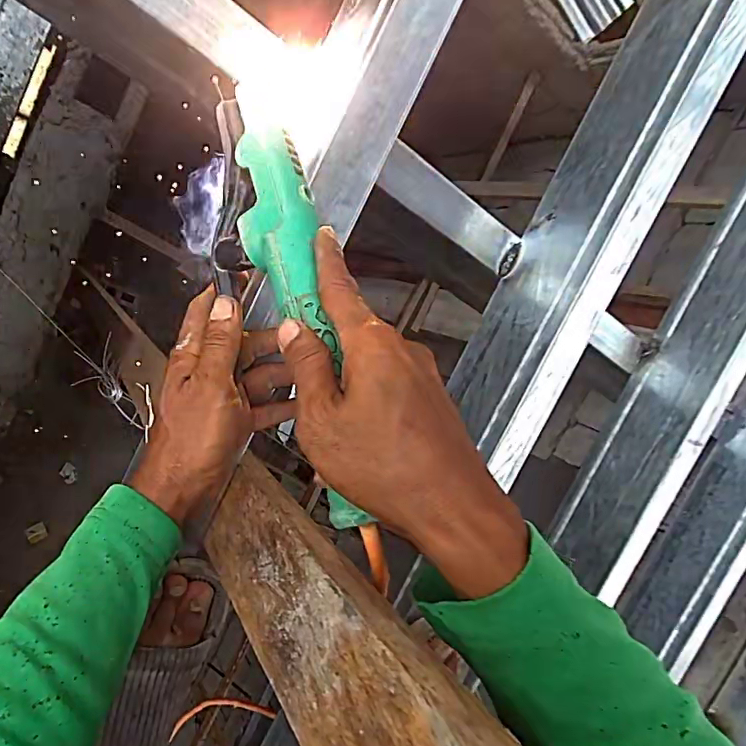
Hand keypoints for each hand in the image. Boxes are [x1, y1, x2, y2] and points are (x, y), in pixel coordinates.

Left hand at [128, 287, 283, 522]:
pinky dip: (279, 402)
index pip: (205, 312)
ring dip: (280, 371)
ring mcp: (221, 396)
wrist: (183, 488)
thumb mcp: (210, 385)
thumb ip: (219, 344)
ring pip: (254, 373)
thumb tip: (225, 303)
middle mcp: (206, 372)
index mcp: (192, 357)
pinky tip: (301, 401)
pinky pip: (261, 404)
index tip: (245, 275)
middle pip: (240, 342)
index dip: (224, 291)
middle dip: (269, 337)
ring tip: (309, 366)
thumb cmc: (189, 441)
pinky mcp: (233, 419)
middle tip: (301, 331)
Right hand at [250, 229, 528, 597]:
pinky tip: (351, 429)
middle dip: (320, 336)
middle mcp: (401, 351)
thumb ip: (307, 369)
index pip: (341, 290)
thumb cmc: (386, 470)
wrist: (452, 508)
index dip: (325, 261)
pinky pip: (383, 380)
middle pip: (350, 327)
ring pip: (365, 358)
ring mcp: (419, 374)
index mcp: (372, 347)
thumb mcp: (321, 421)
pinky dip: (360, 391)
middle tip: (294, 355)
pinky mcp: (427, 397)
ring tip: (321, 417)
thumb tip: (296, 331)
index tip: (319, 237)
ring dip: (338, 374)